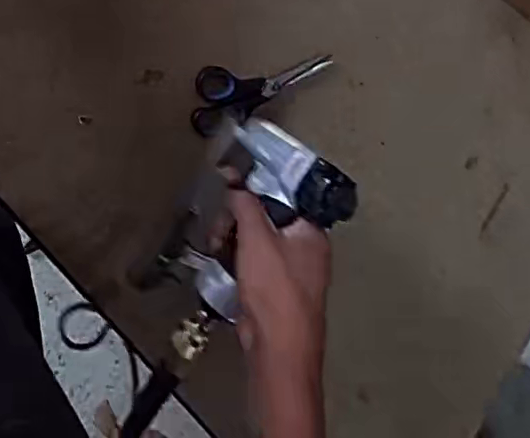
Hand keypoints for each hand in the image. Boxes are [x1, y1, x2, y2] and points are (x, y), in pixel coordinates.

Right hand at [229, 188, 330, 437]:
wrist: (276, 352)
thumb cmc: (274, 290)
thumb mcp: (256, 236)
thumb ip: (245, 202)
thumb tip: (234, 181)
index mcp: (312, 232)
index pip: (285, 193)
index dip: (257, 183)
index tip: (233, 178)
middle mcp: (306, 248)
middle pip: (267, 214)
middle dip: (239, 215)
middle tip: (221, 223)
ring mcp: (291, 270)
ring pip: (257, 237)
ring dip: (233, 236)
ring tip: (217, 244)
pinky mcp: (274, 288)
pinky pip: (253, 259)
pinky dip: (237, 256)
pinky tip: (222, 259)